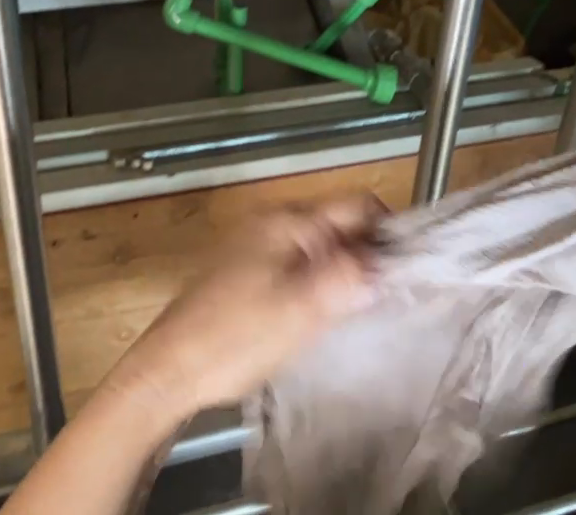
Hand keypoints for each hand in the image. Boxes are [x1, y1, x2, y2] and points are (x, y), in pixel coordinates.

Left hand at [101, 193, 384, 422]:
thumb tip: (385, 264)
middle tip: (385, 293)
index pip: (355, 205)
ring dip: (342, 269)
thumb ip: (347, 279)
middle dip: (365, 252)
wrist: (168, 370)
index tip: (407, 264)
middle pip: (337, 224)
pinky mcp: (247, 270)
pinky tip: (321, 313)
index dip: (387, 228)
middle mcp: (272, 222)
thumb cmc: (235, 338)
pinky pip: (298, 263)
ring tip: (357, 307)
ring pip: (319, 246)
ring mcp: (257, 245)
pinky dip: (317, 280)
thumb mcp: (301, 311)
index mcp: (287, 221)